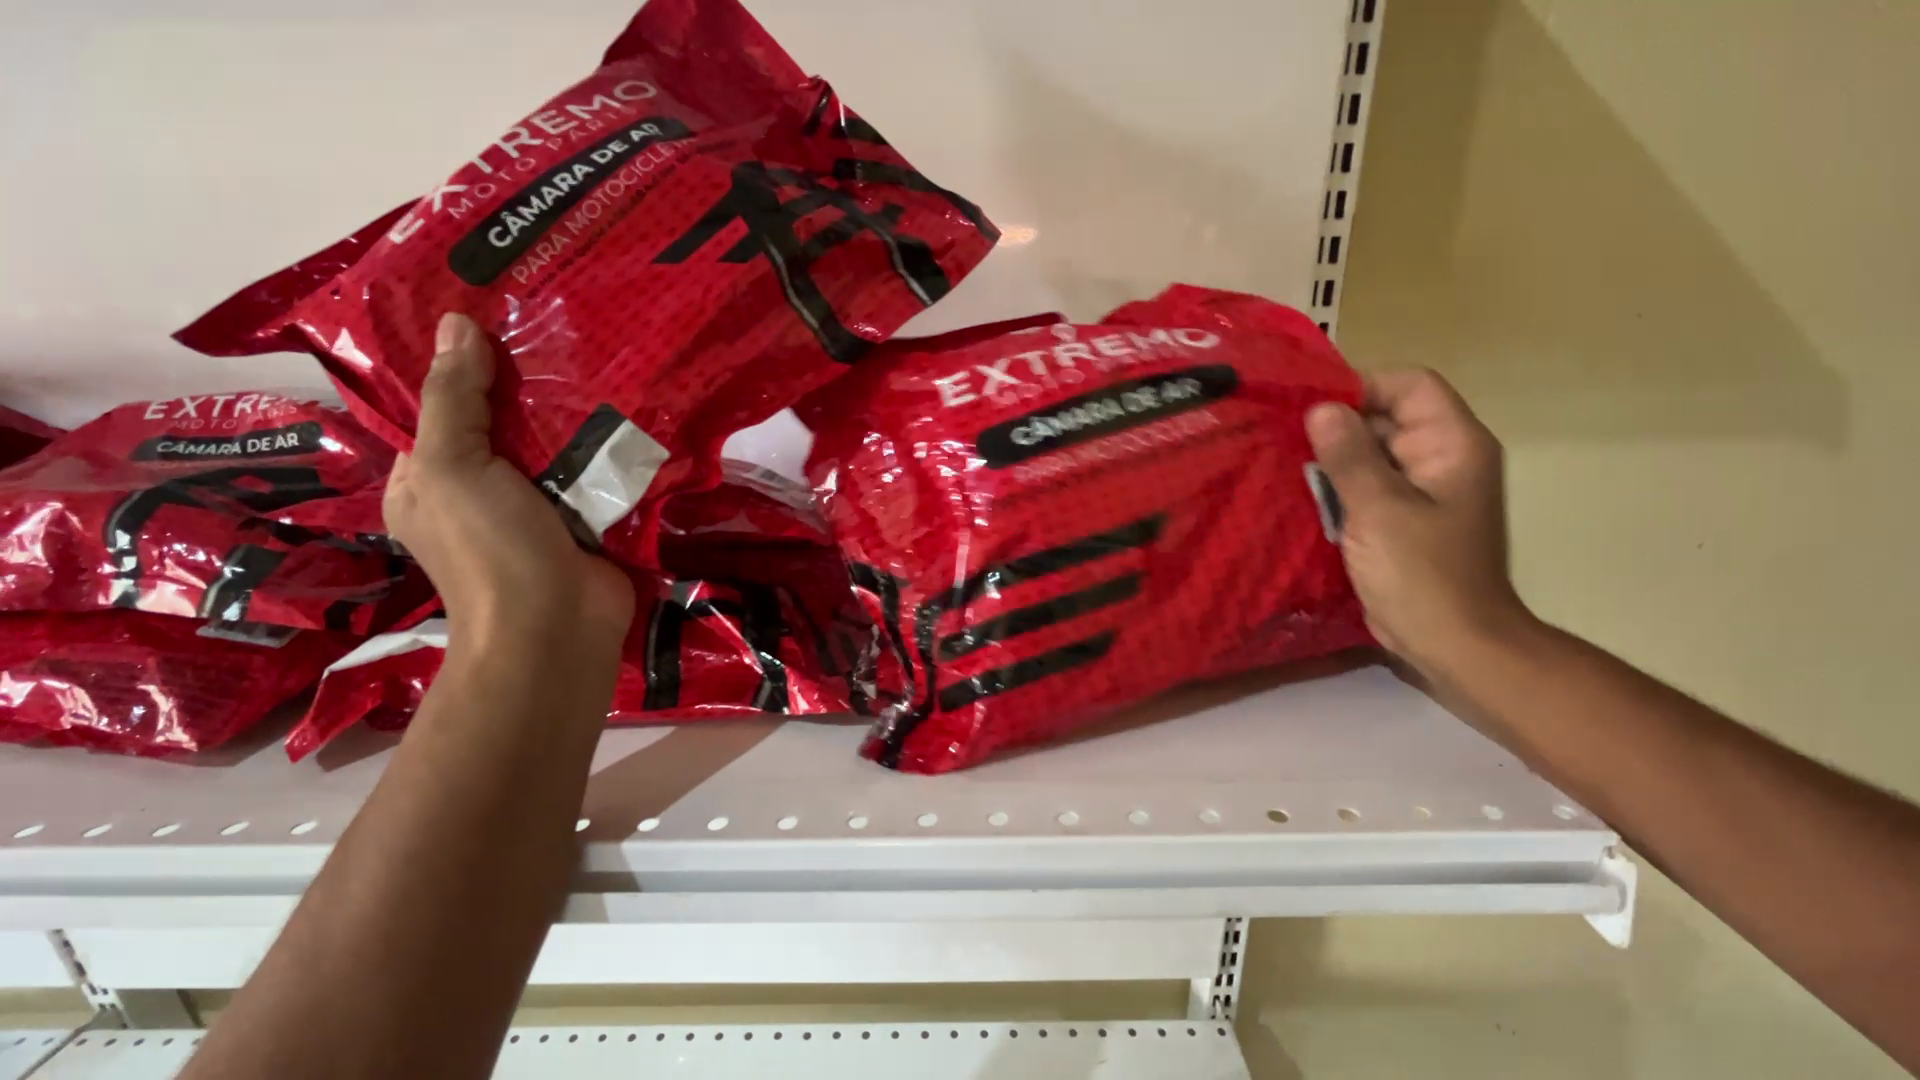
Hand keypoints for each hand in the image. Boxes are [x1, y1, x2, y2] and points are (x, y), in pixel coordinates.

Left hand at [384, 313, 634, 651]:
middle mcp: (477, 490)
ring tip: (601, 353)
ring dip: (573, 412)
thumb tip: (455, 323)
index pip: (438, 407)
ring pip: (551, 444)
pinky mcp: (583, 520)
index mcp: (428, 478)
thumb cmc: (489, 548)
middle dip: (526, 383)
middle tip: (560, 327)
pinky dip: (606, 446)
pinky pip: (591, 471)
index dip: (460, 364)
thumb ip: (454, 398)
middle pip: (501, 422)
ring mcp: (535, 507)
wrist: (557, 628)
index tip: (496, 316)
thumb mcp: (452, 466)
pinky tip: (628, 407)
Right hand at [1305, 369, 1531, 676]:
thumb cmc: (1422, 575)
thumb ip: (1349, 456)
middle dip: (1338, 427)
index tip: (1310, 408)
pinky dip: (1339, 490)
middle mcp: (1443, 458)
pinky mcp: (1405, 521)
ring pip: (1374, 455)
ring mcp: (1425, 492)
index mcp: (1453, 444)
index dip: (1362, 386)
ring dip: (1334, 461)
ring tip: (1286, 467)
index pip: (1410, 385)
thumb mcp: (1379, 510)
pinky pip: (1369, 489)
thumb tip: (1321, 408)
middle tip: (1284, 439)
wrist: (1454, 646)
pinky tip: (1304, 499)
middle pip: (1388, 418)